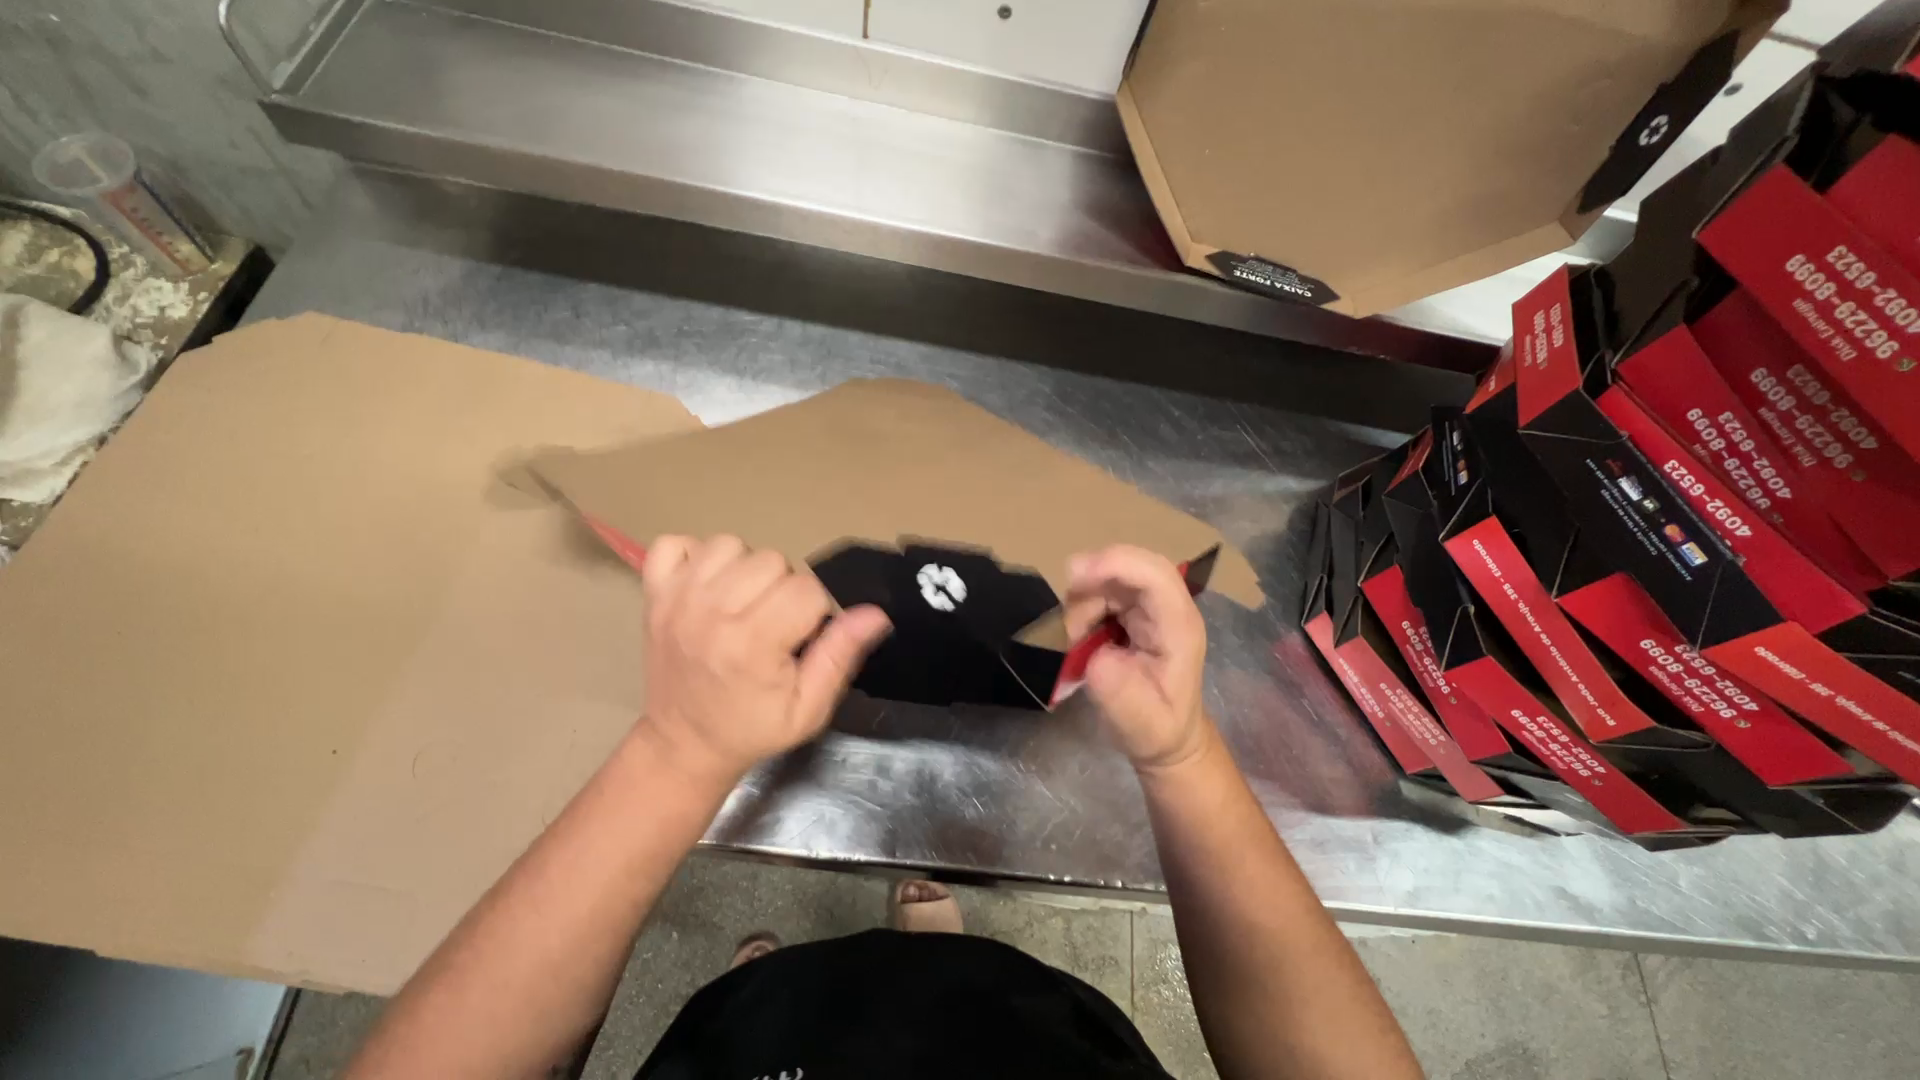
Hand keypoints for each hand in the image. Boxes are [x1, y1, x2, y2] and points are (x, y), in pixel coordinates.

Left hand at [635, 535, 890, 783]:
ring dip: (745, 570)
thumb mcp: (809, 708)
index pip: (806, 589)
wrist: (684, 743)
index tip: (802, 639)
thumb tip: (875, 613)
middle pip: (772, 561)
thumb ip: (840, 655)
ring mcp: (677, 597)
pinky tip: (708, 587)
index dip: (815, 612)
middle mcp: (711, 610)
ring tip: (743, 605)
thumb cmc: (752, 728)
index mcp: (751, 642)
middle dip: (784, 590)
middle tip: (774, 626)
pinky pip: (677, 542)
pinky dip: (696, 556)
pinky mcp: (654, 592)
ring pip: (731, 545)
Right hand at [1063, 545, 1211, 773]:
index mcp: (1178, 627)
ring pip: (1110, 576)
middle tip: (1068, 625)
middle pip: (1129, 565)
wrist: (1167, 738)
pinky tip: (1082, 639)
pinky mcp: (1132, 611)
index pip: (1155, 574)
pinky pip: (1102, 590)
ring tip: (1077, 645)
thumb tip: (1095, 655)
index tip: (1076, 579)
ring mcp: (1149, 606)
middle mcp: (1168, 607)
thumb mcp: (1139, 721)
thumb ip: (1117, 688)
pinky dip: (1083, 608)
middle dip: (1090, 582)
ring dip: (1083, 602)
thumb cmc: (1157, 730)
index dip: (1115, 564)